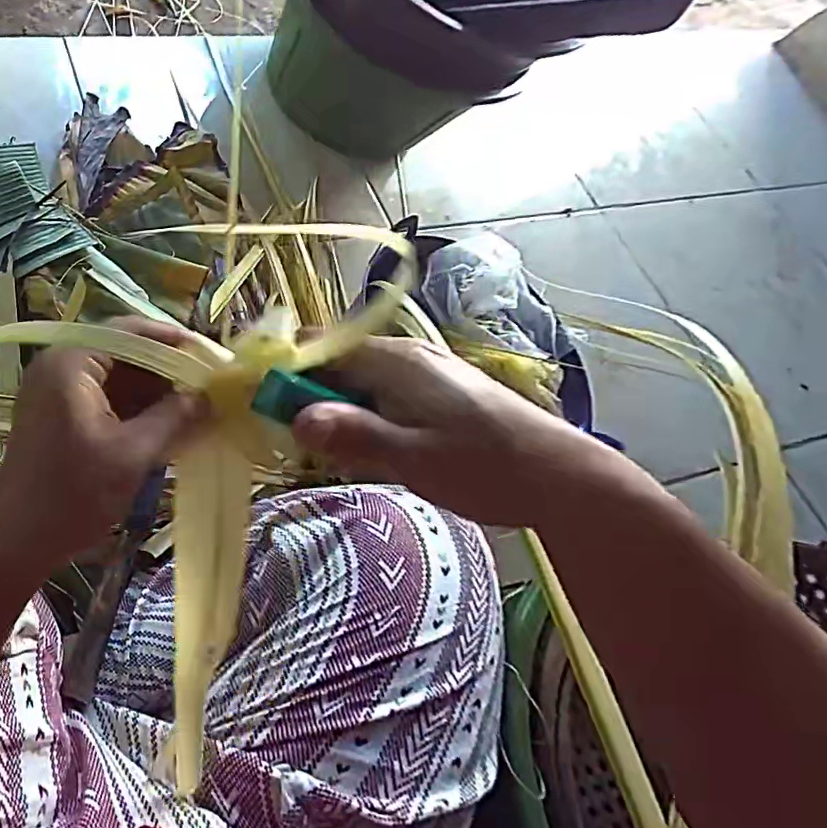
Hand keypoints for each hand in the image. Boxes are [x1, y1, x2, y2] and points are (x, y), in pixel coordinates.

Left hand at [0, 318, 208, 581]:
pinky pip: (101, 396)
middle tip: (212, 389)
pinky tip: (166, 426)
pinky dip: (132, 408)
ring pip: (115, 376)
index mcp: (70, 362)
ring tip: (198, 410)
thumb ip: (176, 417)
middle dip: (167, 371)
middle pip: (123, 352)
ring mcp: (53, 389)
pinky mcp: (56, 413)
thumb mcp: (133, 454)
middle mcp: (58, 364)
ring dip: (152, 392)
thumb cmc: (72, 495)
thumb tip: (213, 395)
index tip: (215, 359)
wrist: (15, 540)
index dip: (176, 342)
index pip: (132, 331)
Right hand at [291, 336, 648, 528]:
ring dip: (333, 411)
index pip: (314, 346)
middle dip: (305, 397)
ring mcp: (417, 371)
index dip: (279, 368)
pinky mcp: (429, 390)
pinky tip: (372, 450)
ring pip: (350, 381)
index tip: (258, 401)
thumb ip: (352, 435)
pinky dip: (358, 416)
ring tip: (340, 454)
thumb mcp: (413, 458)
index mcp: (392, 359)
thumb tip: (296, 419)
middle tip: (301, 442)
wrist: (568, 481)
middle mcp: (401, 354)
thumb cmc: (488, 467)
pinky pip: (374, 393)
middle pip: (328, 363)